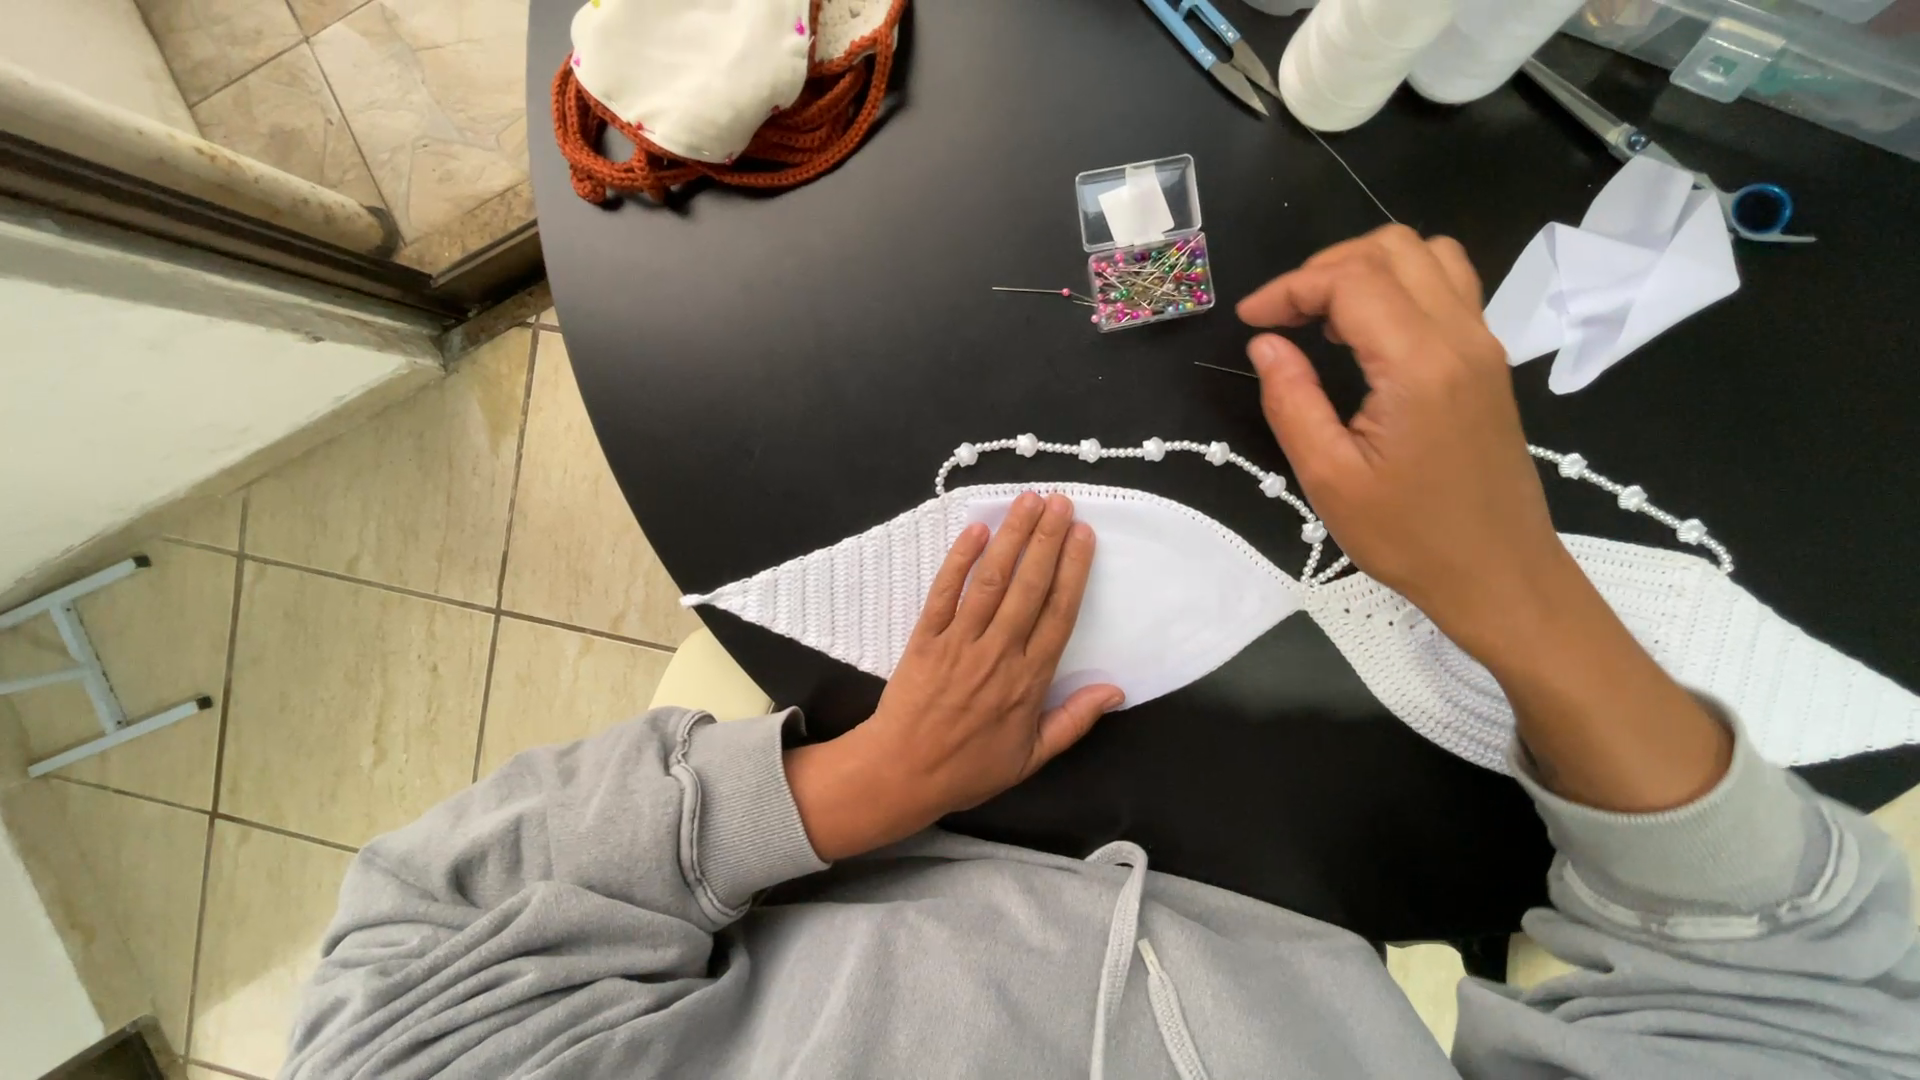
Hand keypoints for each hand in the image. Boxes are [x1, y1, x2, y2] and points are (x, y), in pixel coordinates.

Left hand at [785, 493, 1123, 859]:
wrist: (902, 773)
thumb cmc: (969, 767)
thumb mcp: (1031, 758)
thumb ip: (1074, 721)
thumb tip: (1115, 689)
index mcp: (1029, 680)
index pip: (1058, 613)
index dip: (1073, 570)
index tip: (1084, 534)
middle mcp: (998, 652)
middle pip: (1028, 586)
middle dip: (1047, 539)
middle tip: (1061, 501)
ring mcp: (959, 641)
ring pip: (991, 581)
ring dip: (1011, 538)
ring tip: (1028, 501)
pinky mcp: (925, 637)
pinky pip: (944, 592)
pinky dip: (959, 560)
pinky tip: (975, 530)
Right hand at [1239, 226, 1728, 810]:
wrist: (1497, 573)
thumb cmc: (1407, 536)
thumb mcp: (1328, 478)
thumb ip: (1292, 401)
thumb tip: (1265, 343)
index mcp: (1418, 364)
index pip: (1351, 280)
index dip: (1290, 287)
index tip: (1249, 321)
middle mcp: (1460, 336)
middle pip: (1392, 249)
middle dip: (1323, 268)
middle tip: (1280, 316)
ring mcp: (1482, 344)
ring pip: (1427, 256)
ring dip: (1365, 268)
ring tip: (1320, 316)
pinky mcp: (1487, 361)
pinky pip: (1447, 286)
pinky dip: (1398, 284)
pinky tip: (1365, 331)